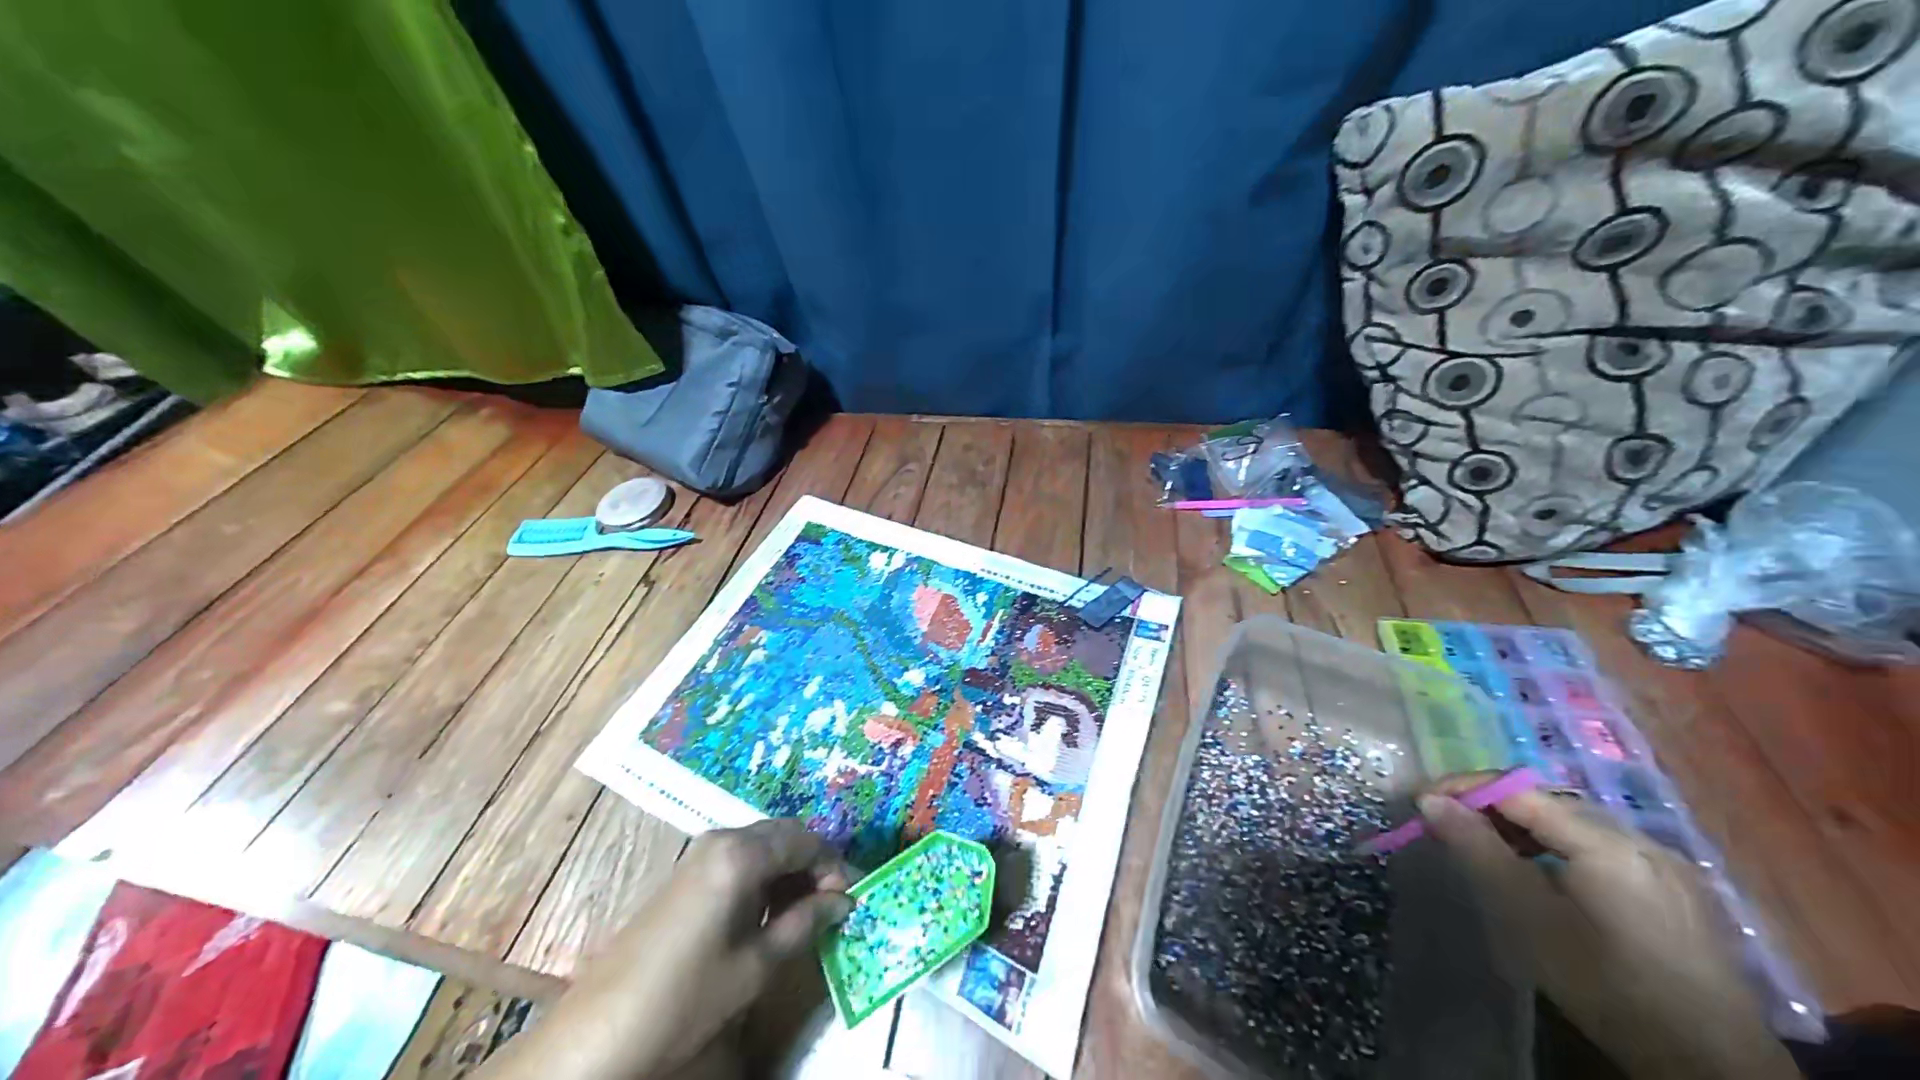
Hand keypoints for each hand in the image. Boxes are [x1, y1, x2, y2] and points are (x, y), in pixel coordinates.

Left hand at [480, 819, 852, 1079]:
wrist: (600, 1032)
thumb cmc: (687, 996)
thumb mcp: (758, 965)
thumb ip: (806, 924)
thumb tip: (844, 901)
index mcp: (742, 853)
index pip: (806, 840)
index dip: (834, 867)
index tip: (850, 902)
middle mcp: (723, 839)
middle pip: (785, 835)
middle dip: (813, 866)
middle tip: (830, 908)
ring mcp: (701, 855)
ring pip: (763, 847)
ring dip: (790, 872)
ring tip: (803, 917)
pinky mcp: (688, 875)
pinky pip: (740, 861)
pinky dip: (765, 878)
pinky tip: (768, 916)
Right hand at [1418, 785, 1796, 1079]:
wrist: (1712, 1066)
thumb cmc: (1605, 985)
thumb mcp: (1527, 917)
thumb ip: (1478, 850)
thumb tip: (1431, 800)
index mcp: (1607, 842)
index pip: (1518, 789)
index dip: (1462, 788)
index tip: (1419, 802)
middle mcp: (1641, 839)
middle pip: (1548, 801)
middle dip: (1489, 804)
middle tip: (1445, 824)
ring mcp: (1666, 865)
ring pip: (1574, 823)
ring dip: (1521, 826)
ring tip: (1483, 847)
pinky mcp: (1676, 891)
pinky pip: (1601, 847)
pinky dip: (1556, 847)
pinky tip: (1540, 873)